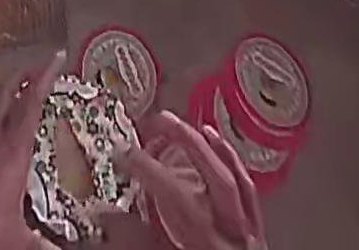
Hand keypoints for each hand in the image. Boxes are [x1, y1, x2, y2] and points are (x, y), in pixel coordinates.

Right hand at [117, 113, 266, 249]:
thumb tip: (102, 216)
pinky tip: (216, 141)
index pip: (176, 198)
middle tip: (157, 121)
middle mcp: (231, 237)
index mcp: (204, 247)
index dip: (148, 171)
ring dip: (210, 148)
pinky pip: (248, 189)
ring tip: (189, 124)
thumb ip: (135, 243)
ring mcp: (248, 234)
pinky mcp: (256, 232)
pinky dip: (231, 160)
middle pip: (214, 180)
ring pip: (235, 182)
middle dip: (185, 143)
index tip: (124, 153)